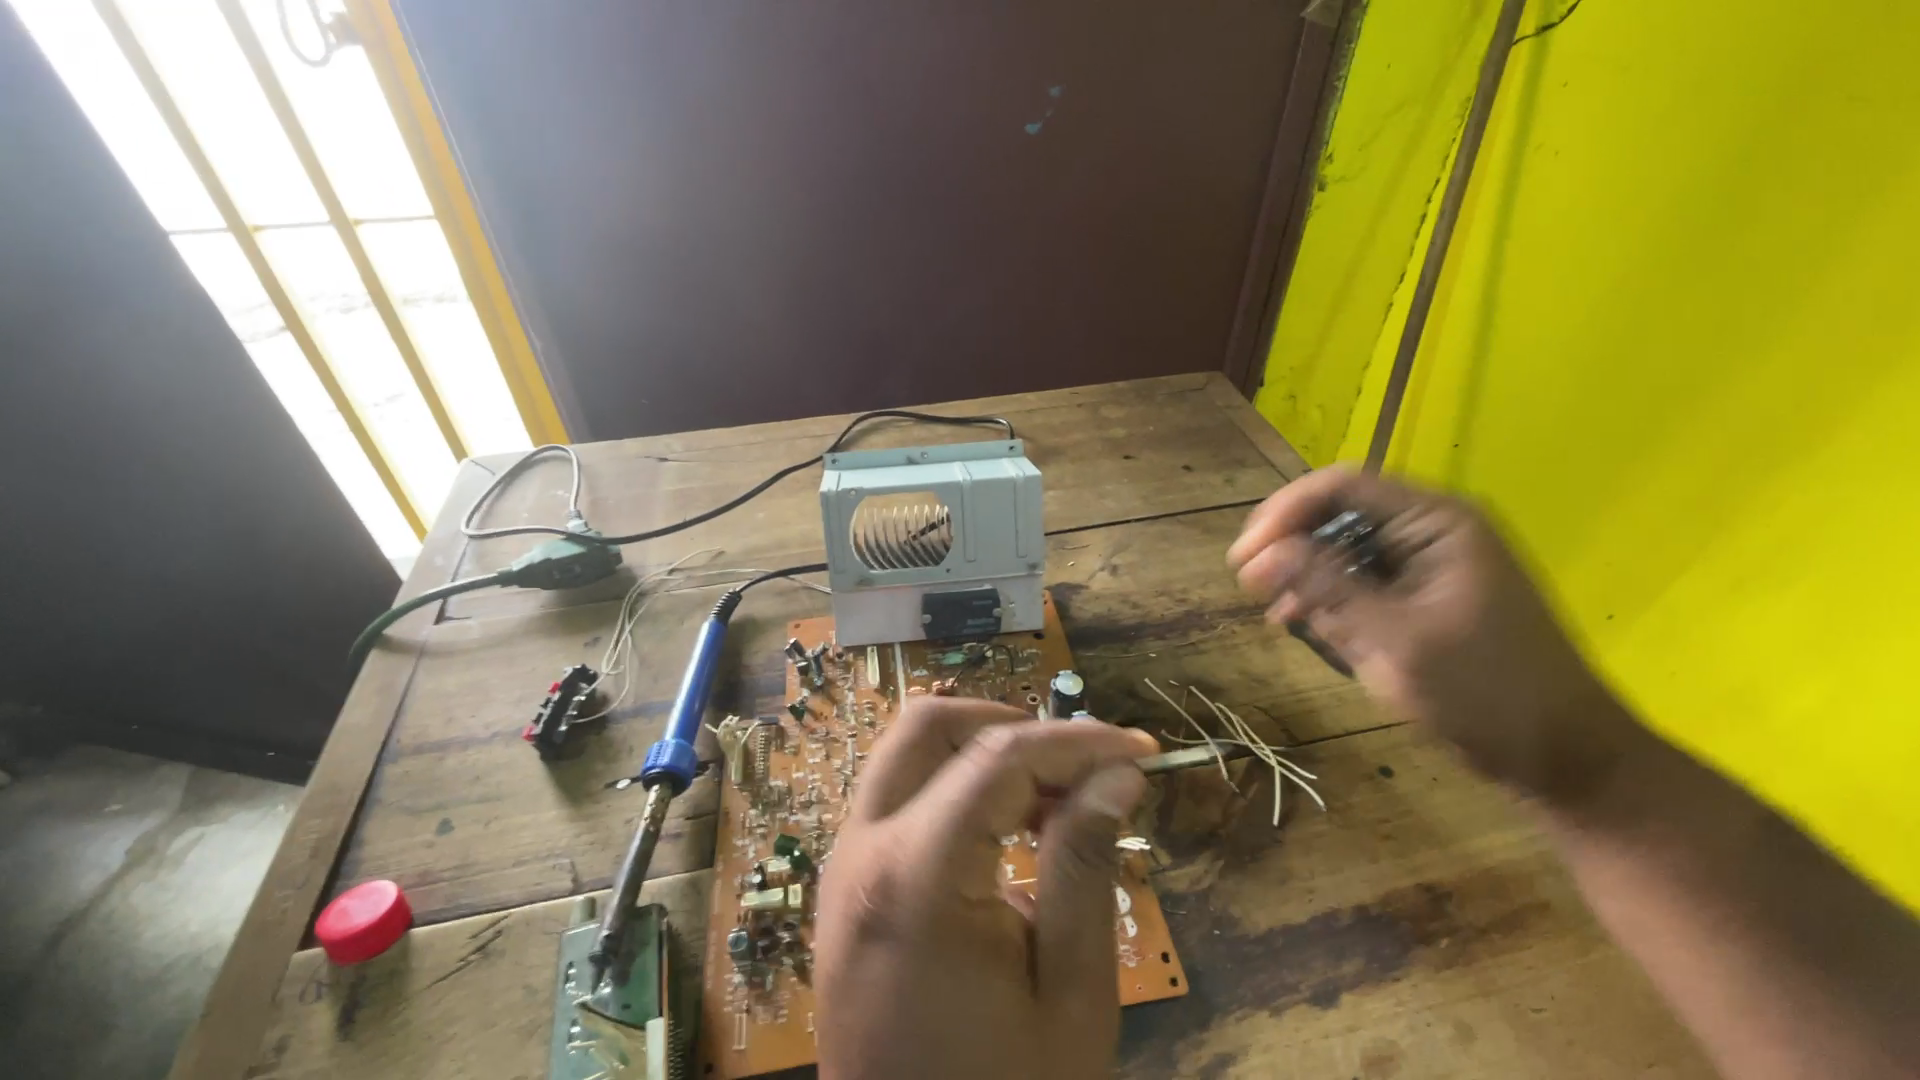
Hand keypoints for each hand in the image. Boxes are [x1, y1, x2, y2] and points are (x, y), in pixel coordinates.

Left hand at [814, 698, 1158, 1079]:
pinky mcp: (844, 888)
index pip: (1000, 759)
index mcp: (918, 874)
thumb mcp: (1069, 991)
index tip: (1141, 749)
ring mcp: (842, 867)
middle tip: (1083, 767)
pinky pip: (895, 800)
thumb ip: (1085, 865)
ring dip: (979, 752)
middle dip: (1012, 725)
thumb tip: (1116, 773)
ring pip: (903, 755)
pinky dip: (951, 786)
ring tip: (1054, 797)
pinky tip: (1005, 828)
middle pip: (928, 726)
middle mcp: (862, 850)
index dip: (1079, 742)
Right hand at [1227, 467, 1630, 801]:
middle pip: (1337, 513)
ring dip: (1303, 575)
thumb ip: (1327, 589)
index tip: (1243, 558)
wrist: (1560, 756)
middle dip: (1289, 545)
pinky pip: (1358, 582)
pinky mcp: (1418, 599)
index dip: (1283, 513)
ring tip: (1275, 613)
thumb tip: (1258, 556)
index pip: (1342, 486)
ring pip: (1341, 549)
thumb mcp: (1396, 640)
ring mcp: (1425, 565)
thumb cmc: (1485, 693)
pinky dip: (1325, 599)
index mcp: (1437, 522)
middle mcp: (1428, 531)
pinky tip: (1300, 623)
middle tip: (1248, 585)